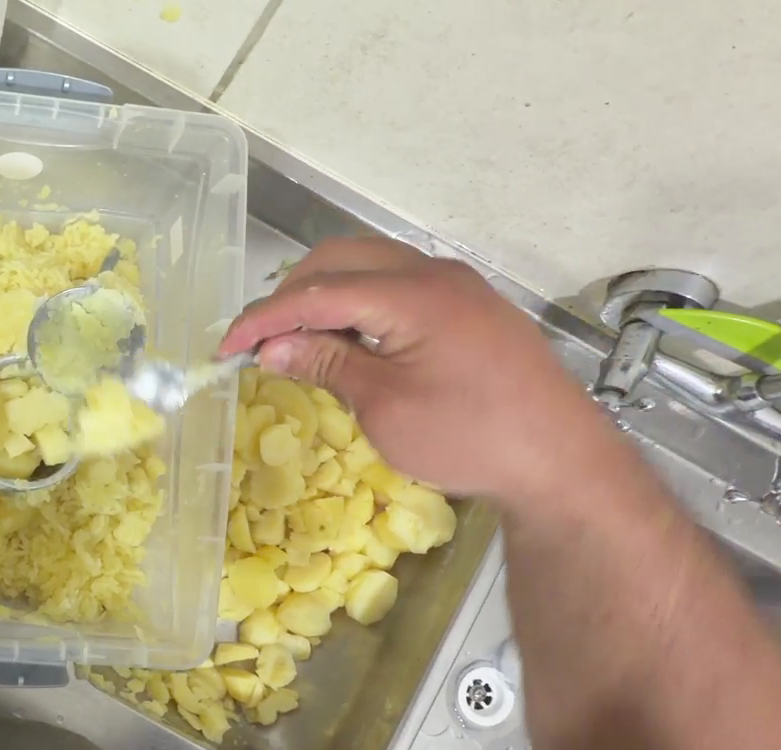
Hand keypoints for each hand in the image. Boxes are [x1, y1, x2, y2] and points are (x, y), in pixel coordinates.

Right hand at [218, 238, 618, 507]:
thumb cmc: (468, 436)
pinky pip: (389, 285)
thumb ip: (326, 363)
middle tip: (256, 342)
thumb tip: (270, 347)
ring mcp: (452, 286)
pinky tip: (338, 340)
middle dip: (286, 296)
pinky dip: (350, 304)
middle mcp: (433, 274)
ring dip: (318, 296)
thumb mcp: (384, 404)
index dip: (261, 319)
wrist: (558, 459)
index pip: (316, 292)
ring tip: (290, 341)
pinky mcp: (461, 306)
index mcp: (413, 295)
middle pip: (338, 260)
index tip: (222, 349)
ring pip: (365, 266)